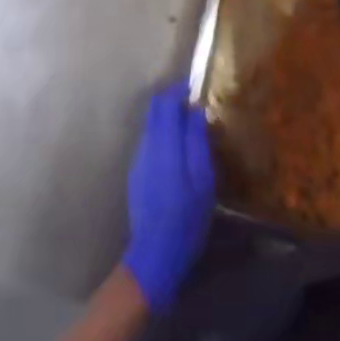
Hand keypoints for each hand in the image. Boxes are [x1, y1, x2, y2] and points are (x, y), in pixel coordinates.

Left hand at [121, 83, 214, 312]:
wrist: (155, 252)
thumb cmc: (186, 217)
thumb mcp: (202, 179)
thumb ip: (196, 141)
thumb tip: (194, 110)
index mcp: (163, 144)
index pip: (164, 102)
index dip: (178, 90)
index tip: (195, 88)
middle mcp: (145, 145)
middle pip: (154, 111)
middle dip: (173, 102)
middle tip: (195, 106)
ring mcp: (138, 159)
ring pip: (152, 126)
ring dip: (168, 121)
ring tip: (191, 129)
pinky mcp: (137, 173)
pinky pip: (151, 142)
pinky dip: (164, 137)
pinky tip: (179, 152)